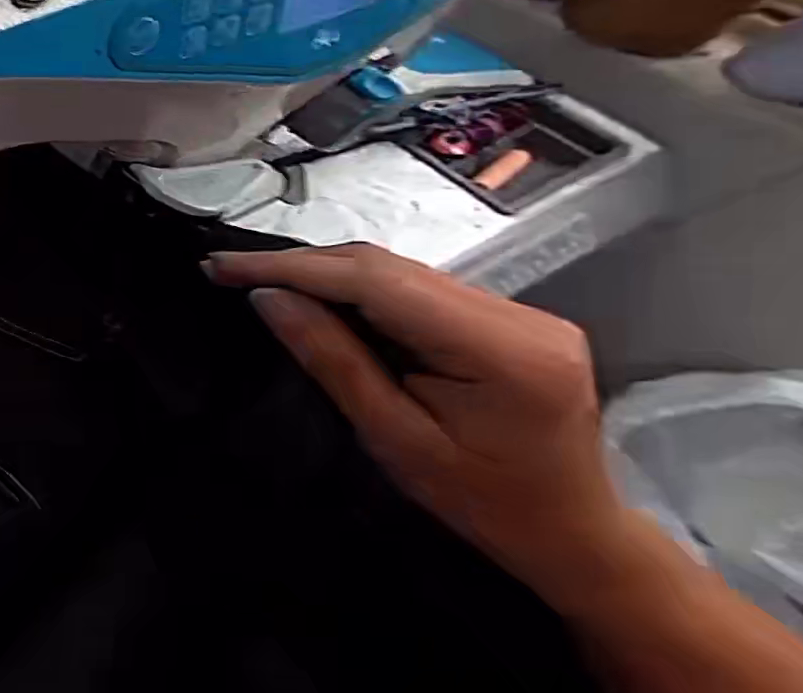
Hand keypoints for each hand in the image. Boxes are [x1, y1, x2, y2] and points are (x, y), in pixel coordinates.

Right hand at [205, 244, 627, 605]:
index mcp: (502, 350)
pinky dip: (357, 285)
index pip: (377, 282)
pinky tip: (321, 294)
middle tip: (232, 269)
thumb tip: (268, 297)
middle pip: (386, 266)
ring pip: (397, 268)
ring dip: (325, 272)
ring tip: (264, 278)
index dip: (295, 266)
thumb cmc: (485, 506)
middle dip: (302, 264)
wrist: (574, 536)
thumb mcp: (395, 440)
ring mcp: (517, 309)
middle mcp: (517, 314)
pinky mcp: (505, 314)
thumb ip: (333, 360)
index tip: (228, 266)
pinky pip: (413, 284)